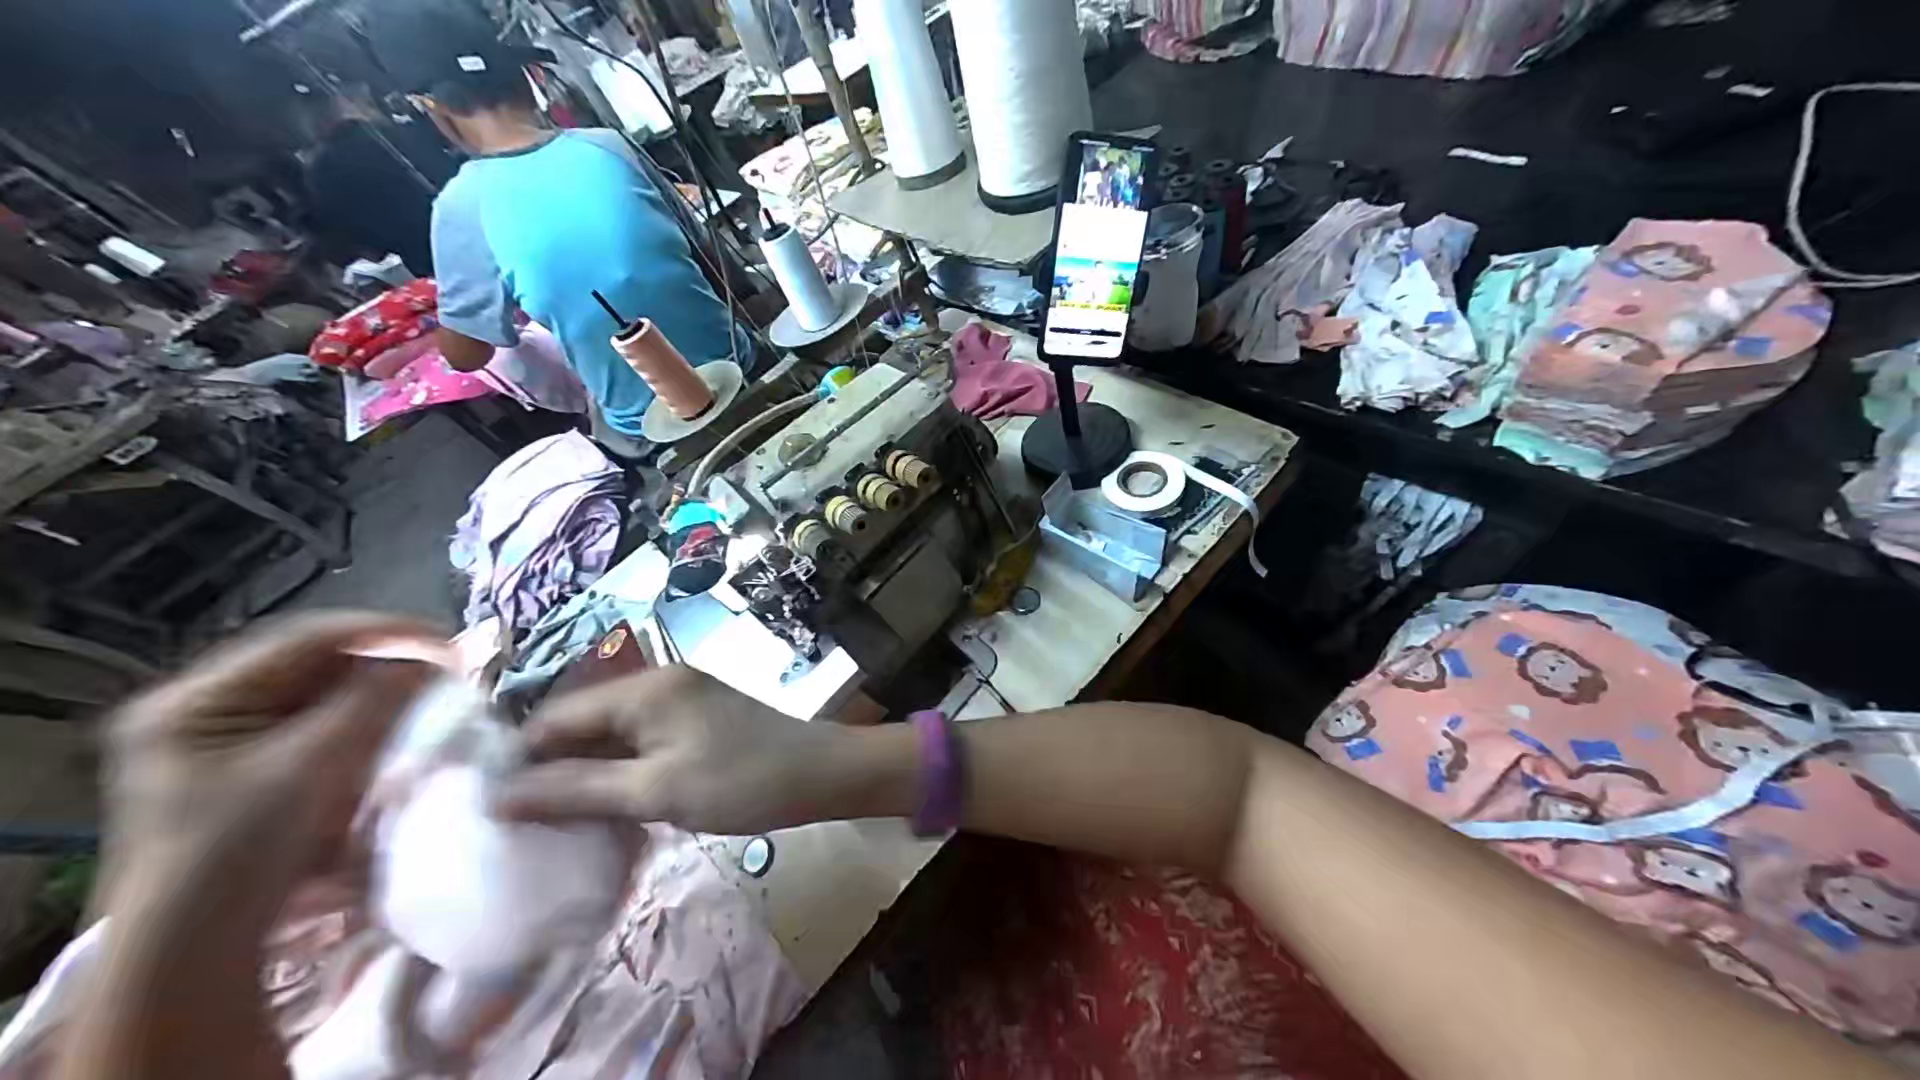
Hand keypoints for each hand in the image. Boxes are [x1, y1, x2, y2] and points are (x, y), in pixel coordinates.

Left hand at [99, 611, 433, 927]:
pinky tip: (394, 724)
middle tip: (445, 668)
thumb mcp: (313, 765)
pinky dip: (362, 719)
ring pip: (321, 692)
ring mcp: (223, 738)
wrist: (195, 950)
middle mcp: (202, 710)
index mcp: (192, 701)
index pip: (305, 639)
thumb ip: (375, 700)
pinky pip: (317, 722)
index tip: (448, 640)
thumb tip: (435, 656)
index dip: (384, 631)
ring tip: (429, 693)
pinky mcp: (249, 765)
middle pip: (313, 664)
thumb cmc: (240, 851)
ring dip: (378, 692)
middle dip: (383, 664)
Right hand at [496, 665, 914, 835]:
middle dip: (549, 769)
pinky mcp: (695, 720)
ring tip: (550, 824)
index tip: (484, 808)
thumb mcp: (656, 791)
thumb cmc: (741, 781)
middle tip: (514, 824)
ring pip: (610, 735)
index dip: (517, 759)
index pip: (556, 717)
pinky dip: (619, 771)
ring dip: (584, 774)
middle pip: (582, 723)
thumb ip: (577, 790)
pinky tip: (604, 808)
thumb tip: (498, 795)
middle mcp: (657, 683)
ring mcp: (679, 700)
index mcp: (644, 689)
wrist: (819, 775)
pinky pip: (639, 742)